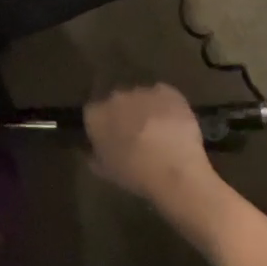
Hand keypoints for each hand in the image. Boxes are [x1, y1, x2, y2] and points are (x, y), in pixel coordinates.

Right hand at [83, 83, 218, 207]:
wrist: (174, 169)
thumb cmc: (135, 173)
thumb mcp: (105, 171)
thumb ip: (94, 155)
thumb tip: (93, 149)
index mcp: (96, 115)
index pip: (91, 114)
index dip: (101, 126)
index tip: (109, 138)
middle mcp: (116, 97)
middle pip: (116, 102)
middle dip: (123, 115)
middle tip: (133, 135)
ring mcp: (143, 92)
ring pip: (140, 98)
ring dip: (144, 110)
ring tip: (157, 132)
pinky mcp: (168, 92)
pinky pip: (163, 96)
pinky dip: (166, 107)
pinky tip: (173, 124)